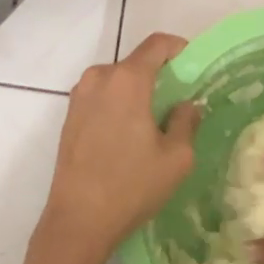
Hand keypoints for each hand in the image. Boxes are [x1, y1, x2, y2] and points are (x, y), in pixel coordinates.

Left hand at [32, 33, 201, 263]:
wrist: (78, 219)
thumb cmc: (132, 185)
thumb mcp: (176, 158)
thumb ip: (186, 121)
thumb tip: (186, 105)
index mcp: (127, 80)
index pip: (157, 44)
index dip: (179, 49)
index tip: (194, 67)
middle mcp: (99, 78)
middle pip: (135, 62)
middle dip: (159, 75)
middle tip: (178, 102)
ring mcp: (79, 96)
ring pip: (117, 81)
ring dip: (137, 92)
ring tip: (153, 122)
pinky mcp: (69, 116)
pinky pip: (102, 97)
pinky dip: (118, 104)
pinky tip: (128, 135)